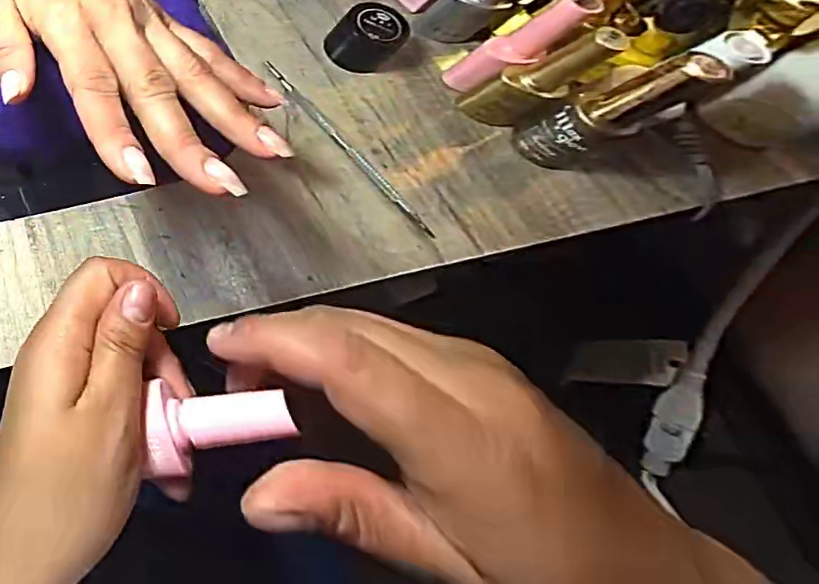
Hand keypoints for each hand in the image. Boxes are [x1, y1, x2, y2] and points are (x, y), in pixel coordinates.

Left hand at [0, 0, 288, 195]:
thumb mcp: (1, 9)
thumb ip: (7, 52)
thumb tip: (13, 95)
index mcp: (72, 27)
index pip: (95, 86)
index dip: (115, 131)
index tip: (137, 173)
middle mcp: (119, 25)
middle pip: (155, 86)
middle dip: (187, 139)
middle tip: (220, 182)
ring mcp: (149, 22)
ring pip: (193, 71)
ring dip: (232, 113)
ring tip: (270, 150)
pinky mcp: (166, 19)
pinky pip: (206, 48)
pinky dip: (238, 76)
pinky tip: (268, 102)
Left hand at [0, 258, 189, 583]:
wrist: (22, 550)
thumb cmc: (63, 494)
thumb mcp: (109, 414)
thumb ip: (121, 344)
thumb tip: (137, 289)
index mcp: (57, 338)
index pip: (99, 273)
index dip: (143, 290)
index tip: (173, 333)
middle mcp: (52, 346)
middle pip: (115, 315)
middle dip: (156, 356)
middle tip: (175, 408)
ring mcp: (57, 374)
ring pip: (119, 356)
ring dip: (153, 395)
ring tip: (168, 450)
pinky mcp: (64, 401)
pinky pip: (108, 388)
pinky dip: (137, 416)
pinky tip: (152, 460)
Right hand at [208, 307, 765, 583]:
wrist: (658, 571)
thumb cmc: (550, 574)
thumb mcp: (448, 561)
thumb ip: (349, 513)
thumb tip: (256, 499)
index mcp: (468, 441)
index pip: (349, 361)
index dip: (273, 341)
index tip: (219, 348)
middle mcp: (470, 379)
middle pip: (341, 326)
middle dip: (271, 337)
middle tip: (234, 380)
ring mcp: (474, 358)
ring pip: (354, 318)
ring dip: (297, 336)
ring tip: (268, 380)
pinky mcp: (470, 352)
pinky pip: (377, 326)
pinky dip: (329, 339)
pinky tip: (317, 375)